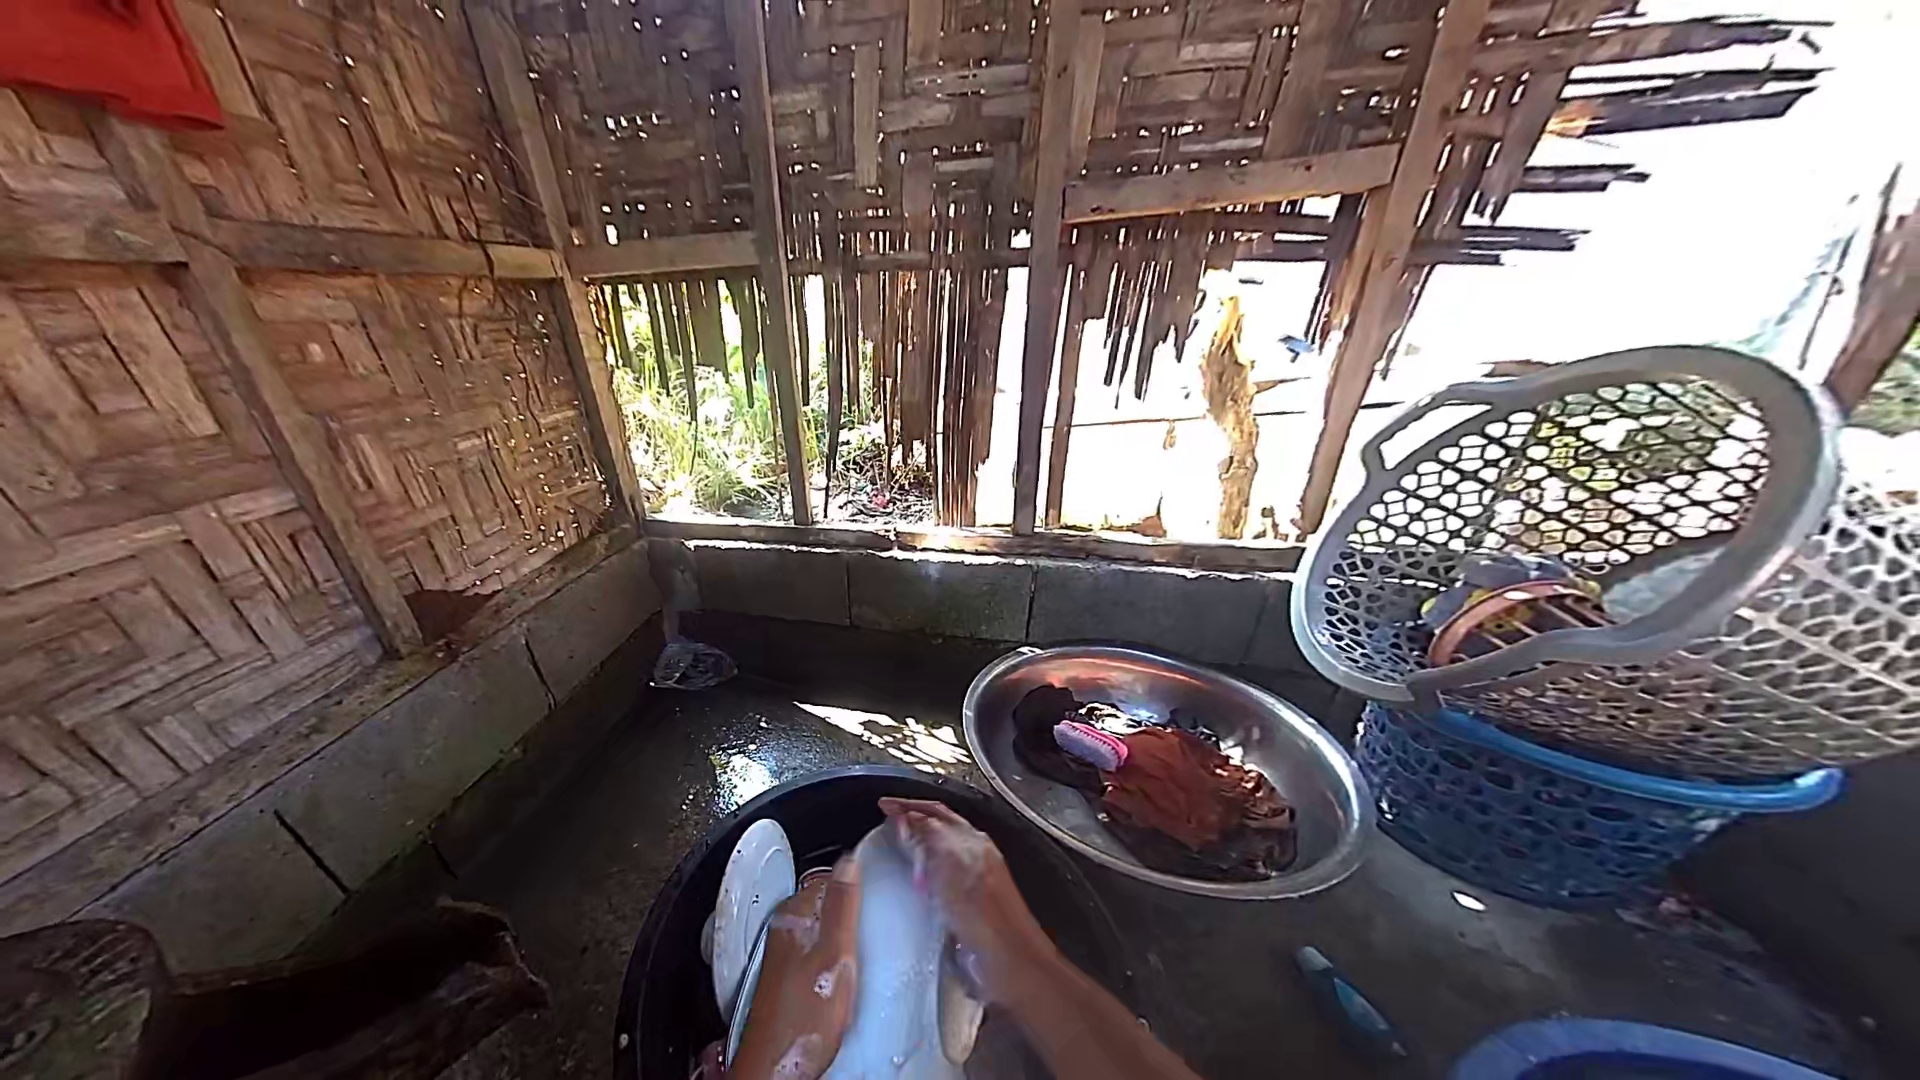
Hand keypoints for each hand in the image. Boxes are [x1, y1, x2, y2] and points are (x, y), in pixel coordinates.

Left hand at [728, 855, 861, 1079]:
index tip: (880, 897)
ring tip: (867, 951)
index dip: (860, 884)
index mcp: (795, 913)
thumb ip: (843, 904)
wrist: (776, 1073)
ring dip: (849, 936)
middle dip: (856, 912)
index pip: (833, 877)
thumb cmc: (802, 1017)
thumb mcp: (835, 952)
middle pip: (831, 904)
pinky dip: (839, 956)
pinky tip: (850, 972)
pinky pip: (823, 951)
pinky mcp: (792, 977)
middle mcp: (788, 928)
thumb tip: (851, 861)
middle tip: (878, 927)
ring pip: (828, 928)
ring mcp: (788, 953)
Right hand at [877, 797, 1055, 1003]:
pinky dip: (921, 879)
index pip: (934, 811)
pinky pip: (936, 884)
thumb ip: (927, 835)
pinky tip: (910, 889)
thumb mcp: (949, 861)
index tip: (884, 805)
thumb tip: (907, 818)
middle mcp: (972, 855)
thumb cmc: (983, 911)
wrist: (1007, 960)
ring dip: (915, 850)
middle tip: (886, 826)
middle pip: (936, 830)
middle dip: (911, 824)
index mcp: (971, 839)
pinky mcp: (965, 909)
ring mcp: (970, 882)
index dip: (907, 805)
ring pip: (935, 856)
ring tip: (894, 852)